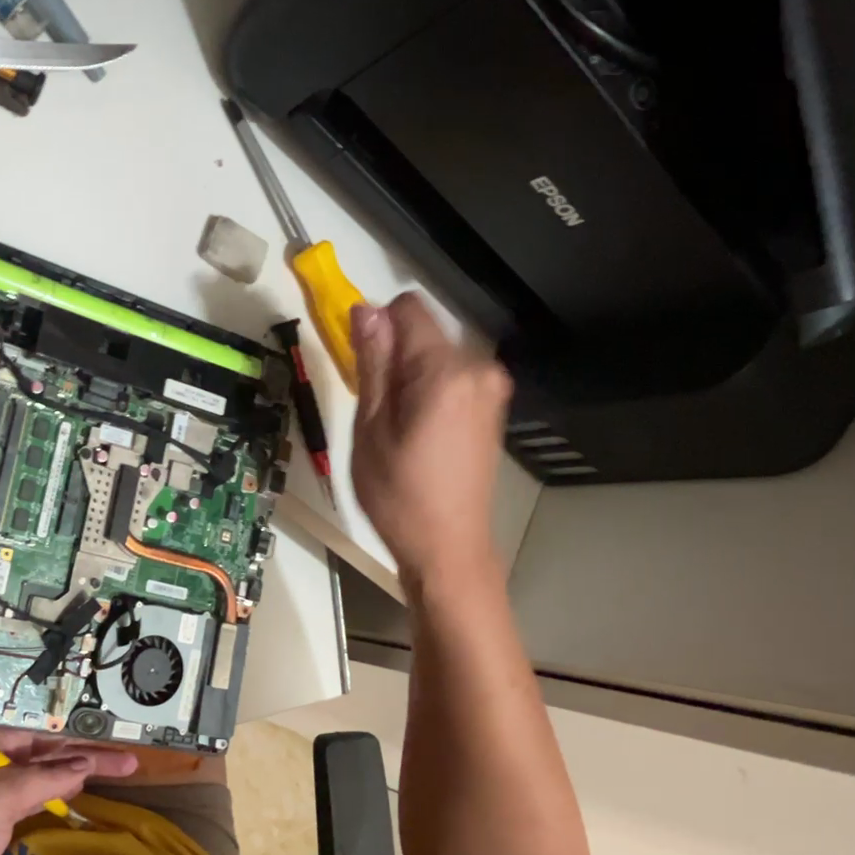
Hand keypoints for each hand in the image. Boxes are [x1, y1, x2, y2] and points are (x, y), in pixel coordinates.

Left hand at [0, 731, 137, 854]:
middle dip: (86, 761)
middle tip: (130, 769)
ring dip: (72, 784)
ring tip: (110, 787)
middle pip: (47, 759)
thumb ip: (43, 778)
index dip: (90, 749)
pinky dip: (53, 809)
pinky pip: (28, 812)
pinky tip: (70, 817)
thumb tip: (84, 763)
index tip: (129, 759)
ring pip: (39, 785)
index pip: (50, 742)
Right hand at [350, 293, 511, 585]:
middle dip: (393, 357)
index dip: (376, 328)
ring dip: (409, 376)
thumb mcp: (370, 427)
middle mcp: (478, 369)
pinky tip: (417, 433)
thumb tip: (364, 309)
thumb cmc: (397, 494)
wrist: (447, 546)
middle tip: (377, 412)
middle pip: (423, 332)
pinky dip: (428, 391)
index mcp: (445, 371)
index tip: (362, 369)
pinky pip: (451, 377)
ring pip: (435, 355)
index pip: (408, 308)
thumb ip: (371, 362)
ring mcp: (491, 389)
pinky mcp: (492, 407)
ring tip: (396, 428)